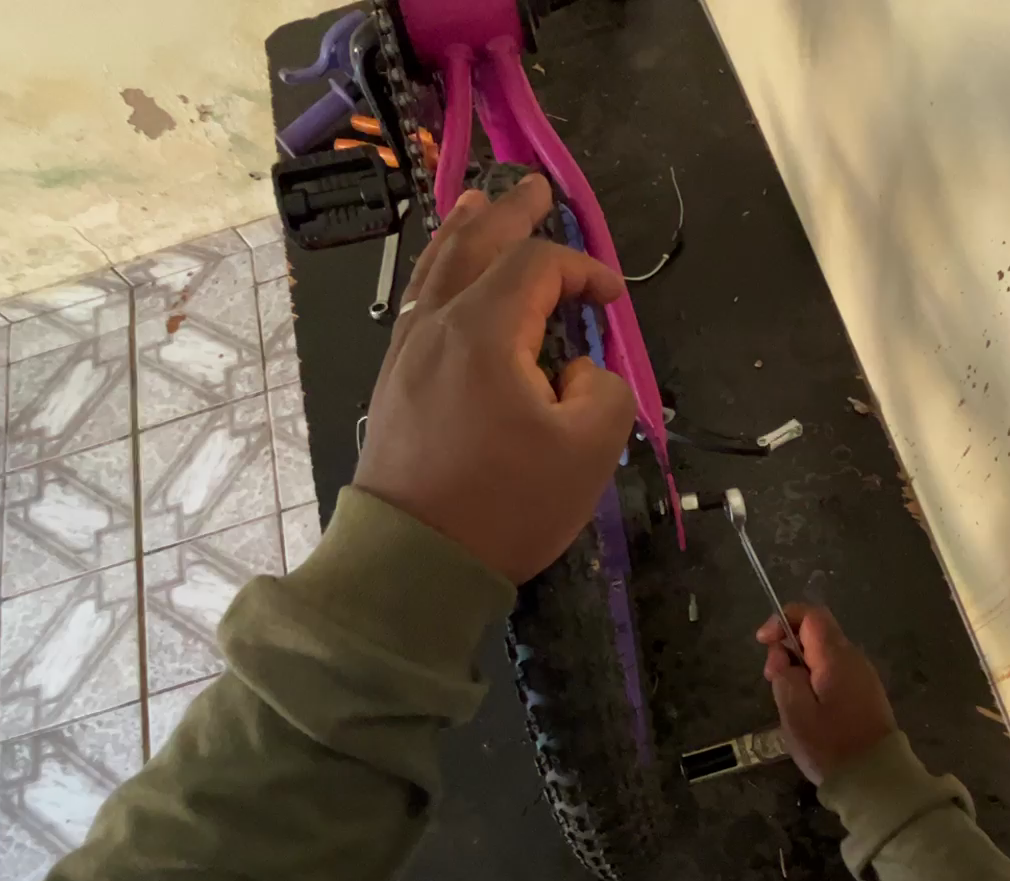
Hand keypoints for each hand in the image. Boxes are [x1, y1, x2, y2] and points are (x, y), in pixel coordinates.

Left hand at [354, 175, 634, 583]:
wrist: (415, 561)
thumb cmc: (506, 505)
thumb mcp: (588, 452)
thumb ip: (604, 391)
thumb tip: (577, 371)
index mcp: (485, 332)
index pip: (539, 268)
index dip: (583, 270)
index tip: (614, 298)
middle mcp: (438, 327)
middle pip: (476, 247)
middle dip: (512, 216)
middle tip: (536, 190)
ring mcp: (406, 353)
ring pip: (435, 272)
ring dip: (463, 233)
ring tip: (477, 206)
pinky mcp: (394, 384)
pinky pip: (417, 307)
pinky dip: (436, 276)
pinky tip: (441, 278)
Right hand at [756, 605, 895, 784]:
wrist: (875, 781)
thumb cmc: (831, 745)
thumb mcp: (795, 711)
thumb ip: (785, 675)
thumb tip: (784, 658)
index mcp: (837, 657)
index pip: (810, 615)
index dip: (782, 620)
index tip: (763, 642)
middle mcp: (854, 659)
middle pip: (816, 633)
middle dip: (787, 647)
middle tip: (772, 678)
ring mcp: (862, 677)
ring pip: (823, 654)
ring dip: (799, 666)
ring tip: (787, 698)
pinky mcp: (865, 694)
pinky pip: (833, 672)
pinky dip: (814, 679)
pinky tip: (806, 707)